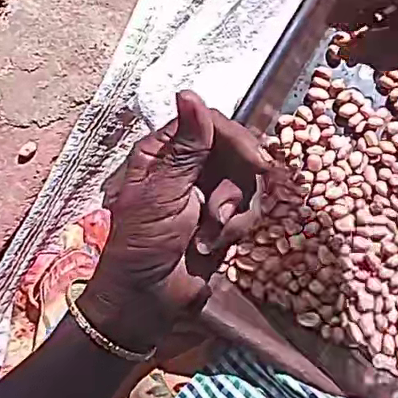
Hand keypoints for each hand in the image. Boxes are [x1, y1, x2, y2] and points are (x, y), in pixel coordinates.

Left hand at [80, 91, 273, 353]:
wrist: (148, 302)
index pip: (209, 124)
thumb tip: (190, 95)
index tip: (256, 162)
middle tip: (224, 210)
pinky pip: (246, 208)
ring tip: (209, 232)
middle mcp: (187, 166)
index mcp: (162, 152)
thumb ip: (186, 148)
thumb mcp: (162, 194)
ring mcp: (205, 191)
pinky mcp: (221, 216)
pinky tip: (211, 244)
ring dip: (232, 210)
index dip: (236, 140)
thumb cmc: (142, 247)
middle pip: (234, 151)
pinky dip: (234, 228)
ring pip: (245, 181)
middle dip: (235, 183)